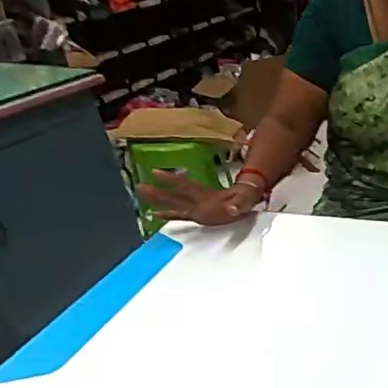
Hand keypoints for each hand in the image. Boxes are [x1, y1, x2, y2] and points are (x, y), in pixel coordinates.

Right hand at [136, 170, 261, 225]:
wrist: (249, 199)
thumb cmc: (245, 197)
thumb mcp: (244, 201)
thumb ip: (238, 205)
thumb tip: (232, 209)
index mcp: (207, 195)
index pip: (186, 186)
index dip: (172, 180)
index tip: (155, 173)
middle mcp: (198, 199)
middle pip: (175, 195)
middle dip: (158, 192)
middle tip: (139, 187)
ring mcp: (197, 207)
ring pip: (175, 202)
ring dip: (159, 199)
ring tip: (142, 194)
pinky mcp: (199, 215)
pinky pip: (181, 214)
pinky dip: (169, 214)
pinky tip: (157, 214)